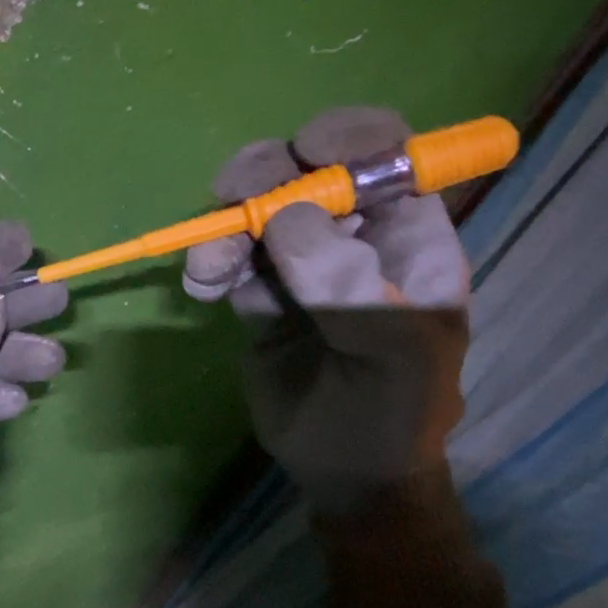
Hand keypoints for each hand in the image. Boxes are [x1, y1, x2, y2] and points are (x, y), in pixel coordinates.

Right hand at [183, 107, 503, 607]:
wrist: (344, 470)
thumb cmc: (393, 410)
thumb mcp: (391, 348)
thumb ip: (346, 280)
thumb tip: (285, 216)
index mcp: (406, 233)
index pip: (383, 153)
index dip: (346, 137)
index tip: (306, 155)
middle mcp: (351, 233)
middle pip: (301, 168)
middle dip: (262, 178)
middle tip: (231, 208)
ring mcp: (298, 259)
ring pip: (252, 206)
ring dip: (221, 224)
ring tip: (208, 270)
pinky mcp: (256, 289)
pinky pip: (224, 254)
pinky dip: (206, 262)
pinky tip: (201, 290)